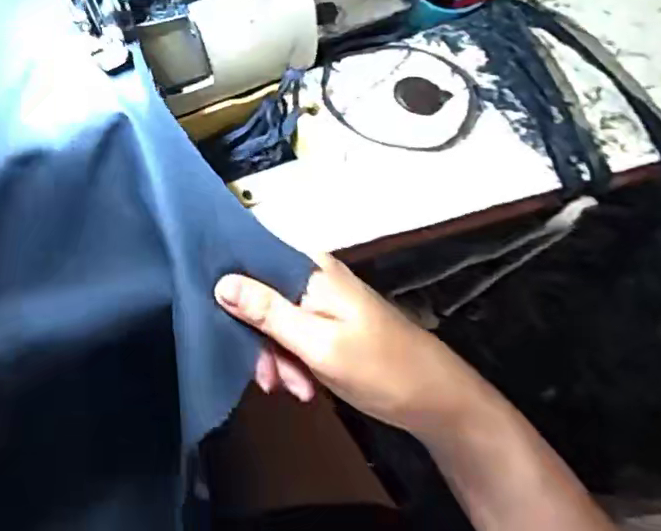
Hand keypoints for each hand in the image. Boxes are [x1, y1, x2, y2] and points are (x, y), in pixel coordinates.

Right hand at [216, 252, 488, 434]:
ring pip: (275, 319)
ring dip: (278, 356)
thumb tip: (222, 283)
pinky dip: (293, 359)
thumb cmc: (382, 367)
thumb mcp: (317, 343)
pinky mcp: (327, 319)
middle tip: (268, 376)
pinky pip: (293, 332)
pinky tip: (303, 385)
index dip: (230, 286)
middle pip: (261, 295)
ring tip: (295, 388)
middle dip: (260, 338)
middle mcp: (312, 274)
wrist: (440, 403)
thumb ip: (267, 312)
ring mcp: (321, 297)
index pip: (251, 258)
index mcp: (309, 267)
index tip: (220, 320)